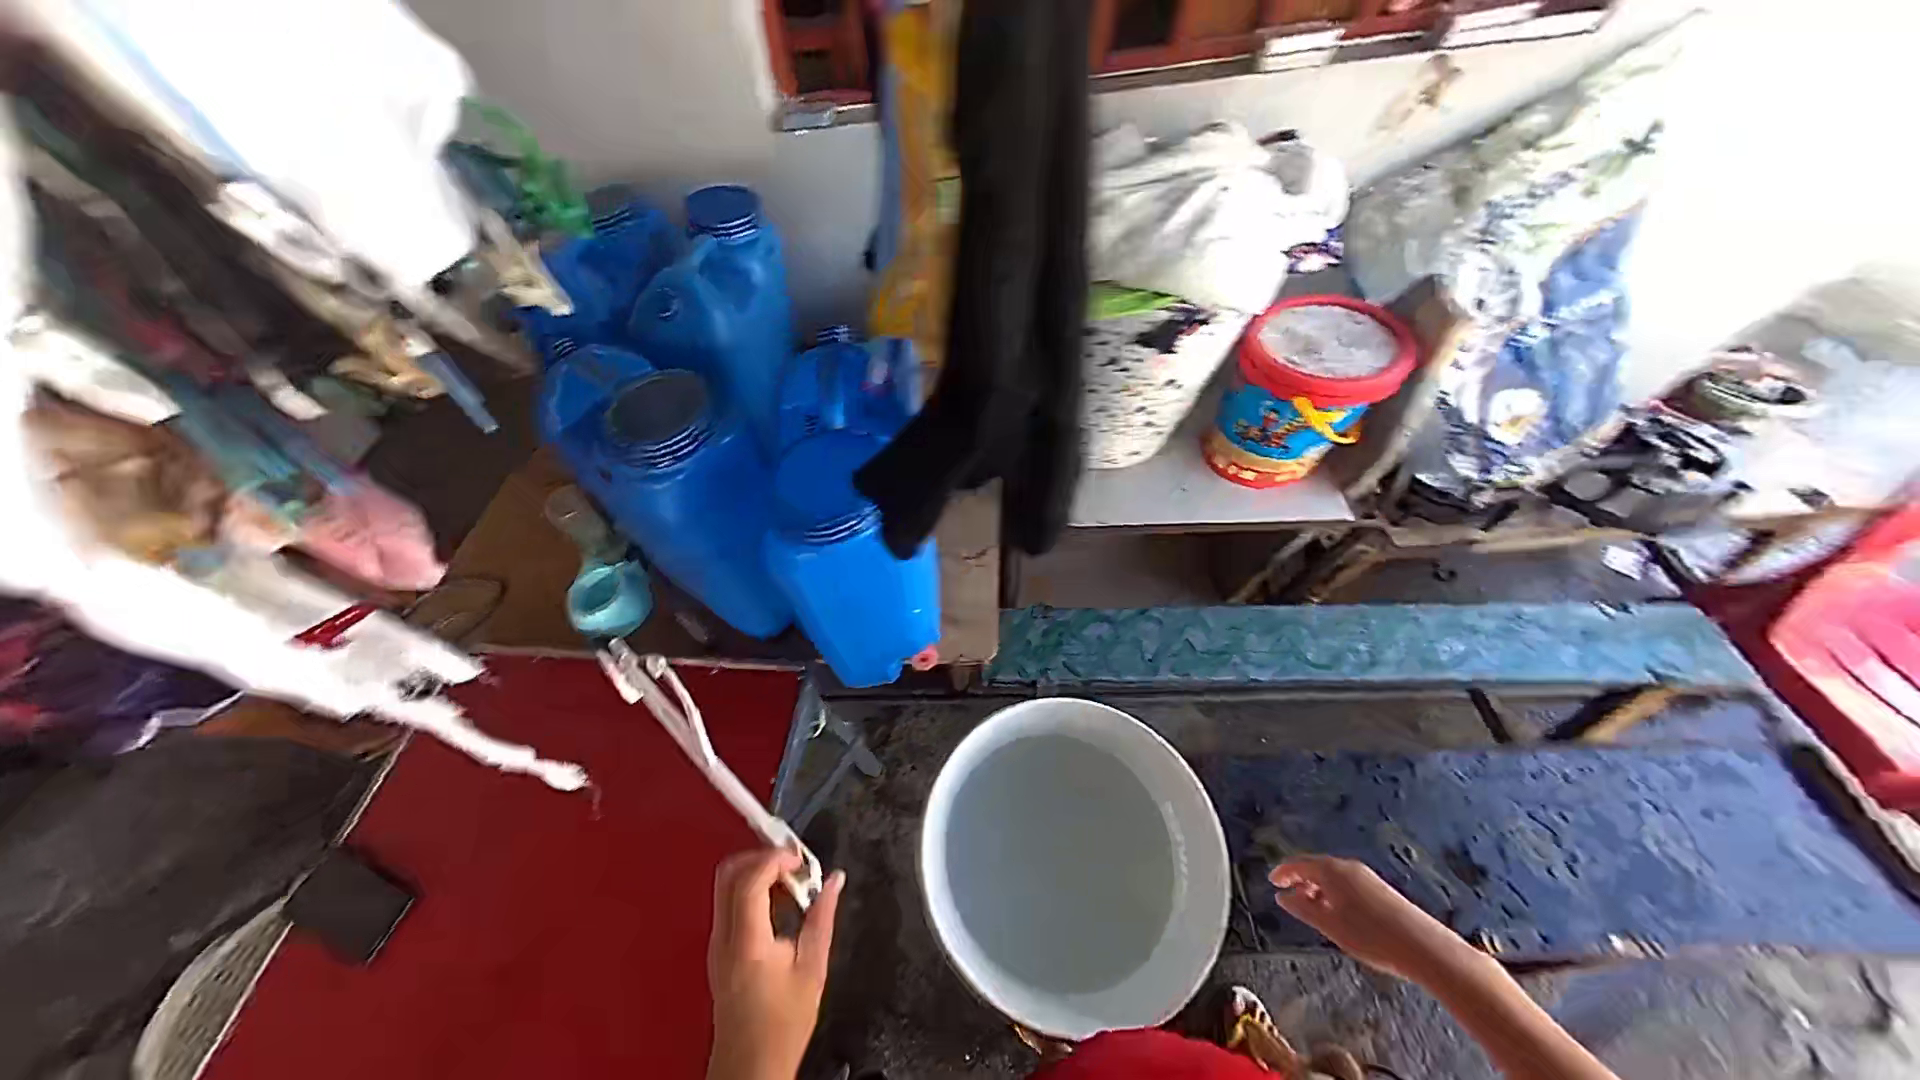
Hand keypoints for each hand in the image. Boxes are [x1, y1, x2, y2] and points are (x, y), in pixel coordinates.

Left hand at [707, 847, 844, 1079]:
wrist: (748, 1069)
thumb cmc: (784, 1024)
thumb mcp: (813, 970)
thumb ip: (822, 918)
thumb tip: (835, 879)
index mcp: (747, 942)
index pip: (749, 881)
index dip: (775, 859)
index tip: (801, 861)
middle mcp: (723, 937)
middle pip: (728, 874)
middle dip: (761, 856)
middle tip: (793, 864)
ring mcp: (715, 942)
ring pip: (725, 884)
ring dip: (756, 870)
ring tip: (790, 881)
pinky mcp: (718, 948)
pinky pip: (728, 901)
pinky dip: (751, 887)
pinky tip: (778, 901)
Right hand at [1268, 855, 1476, 982]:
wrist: (1425, 948)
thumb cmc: (1372, 936)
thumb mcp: (1329, 925)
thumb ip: (1302, 908)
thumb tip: (1283, 897)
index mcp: (1331, 870)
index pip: (1298, 864)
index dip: (1282, 872)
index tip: (1273, 881)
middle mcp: (1348, 867)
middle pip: (1316, 867)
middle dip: (1301, 879)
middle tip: (1289, 893)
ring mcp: (1367, 877)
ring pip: (1333, 876)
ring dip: (1318, 887)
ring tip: (1312, 906)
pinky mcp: (1381, 890)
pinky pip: (1348, 883)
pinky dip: (1335, 892)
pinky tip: (1338, 911)